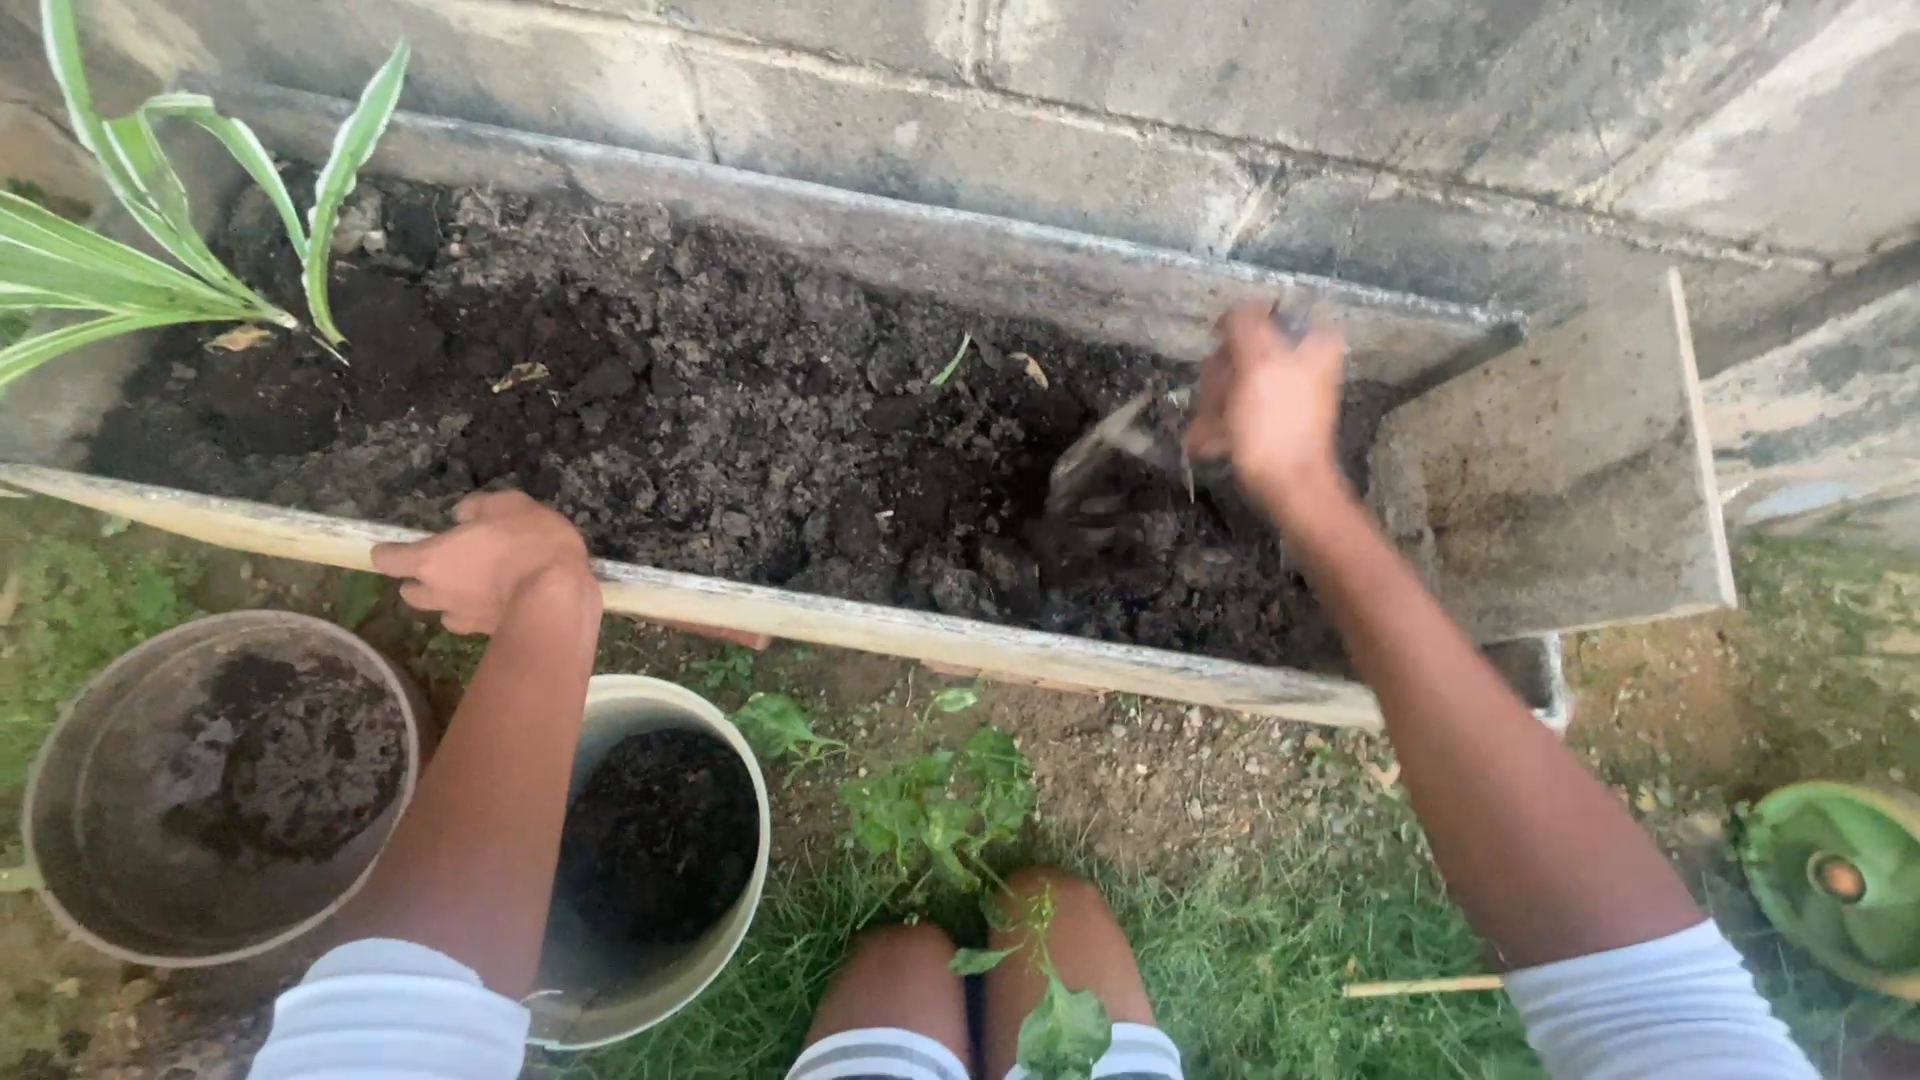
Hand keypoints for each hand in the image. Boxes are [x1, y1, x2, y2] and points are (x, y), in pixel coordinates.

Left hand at [372, 491, 599, 634]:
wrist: (559, 593)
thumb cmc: (529, 542)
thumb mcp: (510, 504)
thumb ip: (478, 506)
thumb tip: (462, 516)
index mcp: (430, 558)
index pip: (386, 560)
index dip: (390, 552)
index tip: (402, 547)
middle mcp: (437, 591)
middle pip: (409, 591)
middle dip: (420, 581)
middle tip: (446, 567)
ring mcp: (462, 615)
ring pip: (440, 611)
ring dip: (448, 600)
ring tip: (475, 589)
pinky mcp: (487, 631)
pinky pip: (470, 624)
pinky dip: (477, 615)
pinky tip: (497, 604)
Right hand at [1184, 301, 1347, 513]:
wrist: (1288, 485)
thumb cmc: (1273, 425)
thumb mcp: (1259, 363)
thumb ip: (1245, 324)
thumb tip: (1232, 312)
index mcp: (1311, 339)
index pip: (1254, 319)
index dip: (1230, 341)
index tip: (1223, 364)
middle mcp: (1301, 360)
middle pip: (1239, 352)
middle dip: (1220, 379)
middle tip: (1220, 401)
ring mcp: (1283, 391)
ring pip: (1230, 382)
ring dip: (1213, 405)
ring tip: (1215, 430)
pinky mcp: (1268, 419)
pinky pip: (1233, 409)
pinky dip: (1218, 423)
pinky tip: (1214, 441)